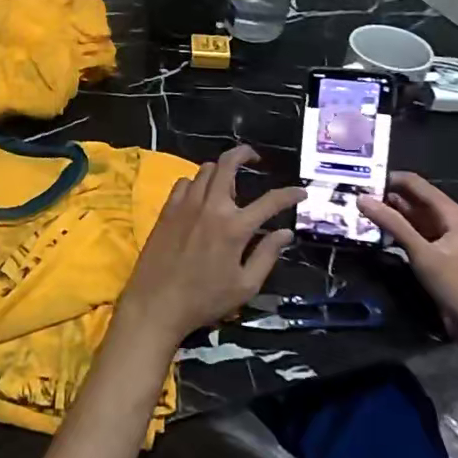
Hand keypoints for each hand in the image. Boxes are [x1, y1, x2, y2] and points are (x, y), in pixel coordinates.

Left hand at [118, 146, 303, 346]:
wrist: (156, 304)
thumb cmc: (204, 300)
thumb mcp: (245, 286)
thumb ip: (267, 255)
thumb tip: (285, 232)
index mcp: (235, 227)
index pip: (270, 201)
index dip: (289, 194)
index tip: (300, 192)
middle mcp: (211, 207)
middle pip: (228, 163)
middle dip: (245, 154)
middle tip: (255, 158)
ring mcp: (186, 204)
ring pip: (205, 170)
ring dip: (221, 171)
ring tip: (228, 185)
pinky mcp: (168, 209)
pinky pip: (184, 182)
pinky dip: (197, 183)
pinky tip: (200, 196)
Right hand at [358, 172, 457, 353]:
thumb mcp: (424, 254)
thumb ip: (393, 225)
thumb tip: (362, 198)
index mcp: (452, 214)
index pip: (416, 184)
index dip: (389, 179)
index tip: (360, 180)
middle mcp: (449, 222)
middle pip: (414, 201)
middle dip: (386, 197)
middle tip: (352, 196)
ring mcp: (444, 241)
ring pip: (412, 220)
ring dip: (389, 216)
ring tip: (358, 212)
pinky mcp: (439, 259)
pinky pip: (414, 238)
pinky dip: (397, 234)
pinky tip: (376, 234)